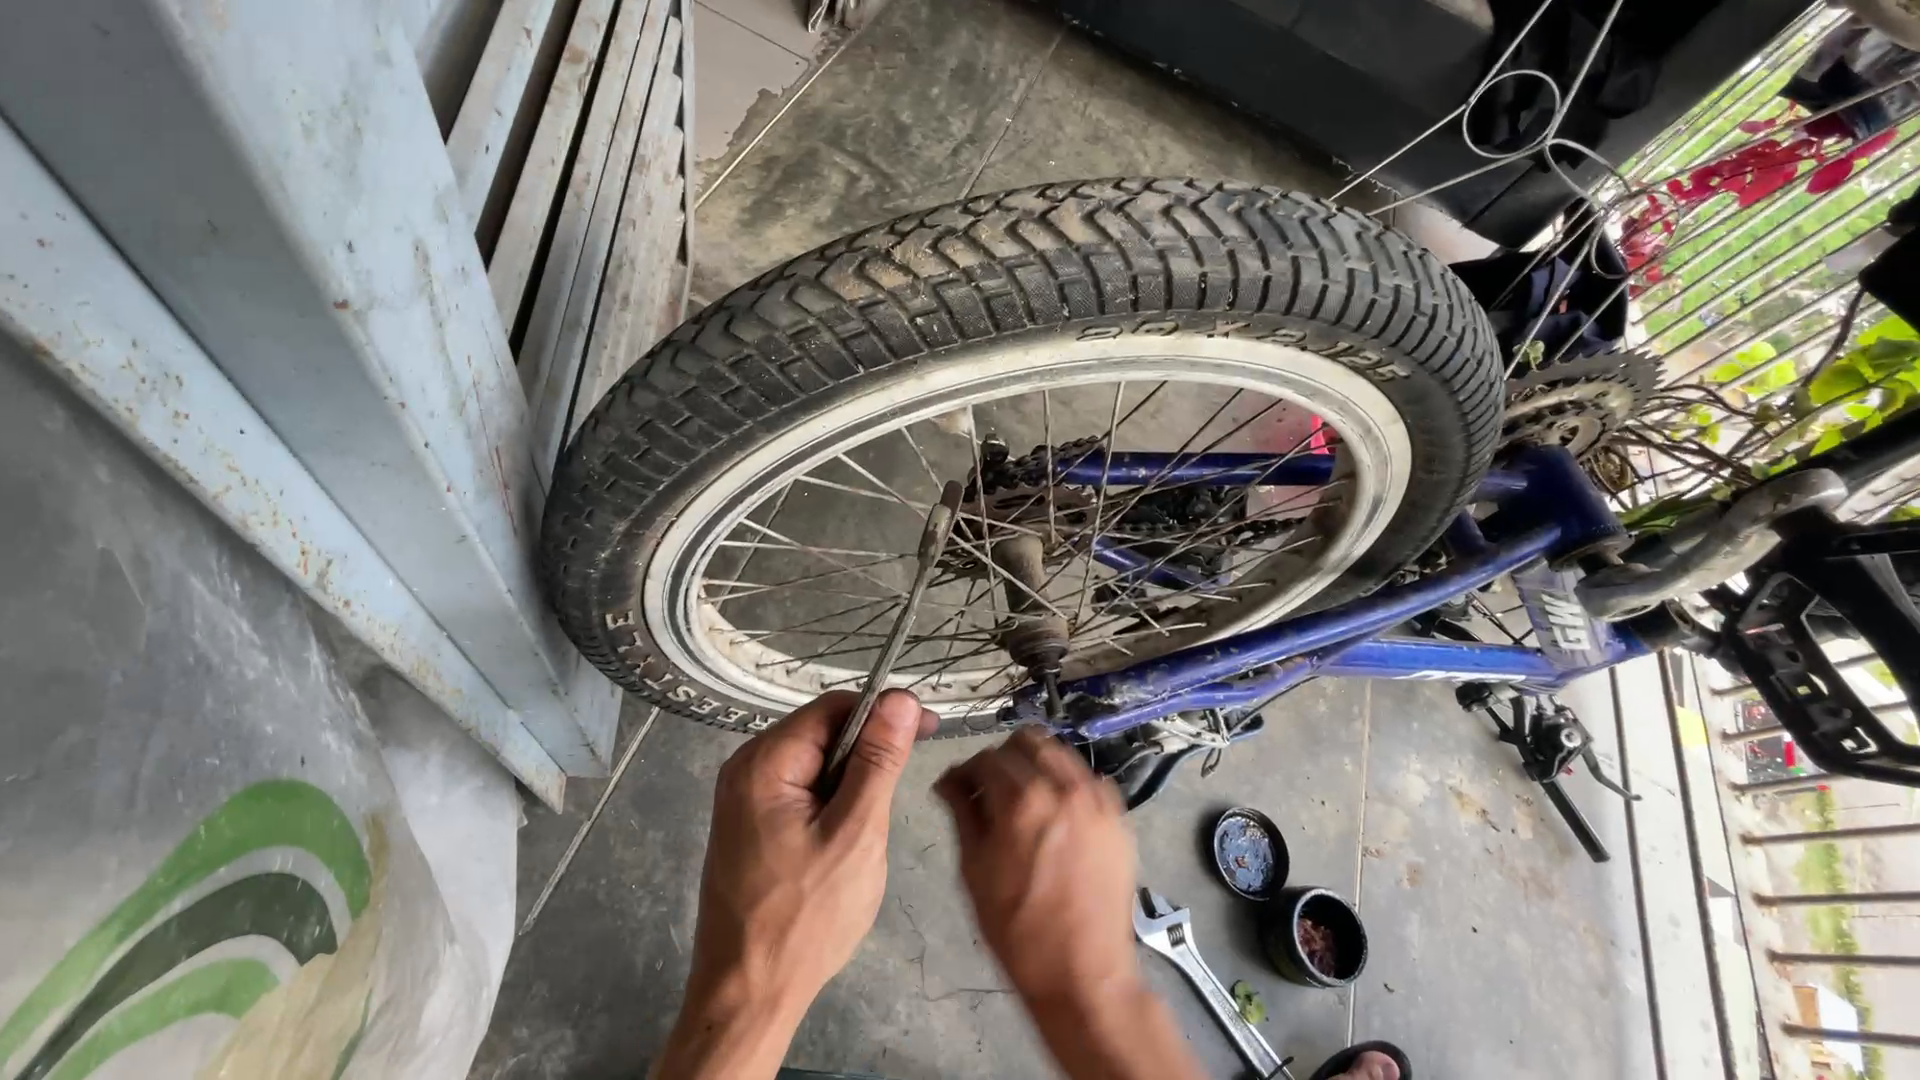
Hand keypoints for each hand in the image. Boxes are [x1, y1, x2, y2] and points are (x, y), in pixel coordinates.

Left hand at [652, 689, 935, 1079]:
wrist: (748, 995)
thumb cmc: (806, 917)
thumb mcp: (855, 833)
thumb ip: (879, 761)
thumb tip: (901, 698)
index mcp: (764, 762)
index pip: (834, 707)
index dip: (884, 712)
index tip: (928, 730)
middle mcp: (746, 769)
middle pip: (822, 732)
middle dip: (868, 751)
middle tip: (900, 791)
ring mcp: (744, 799)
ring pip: (816, 764)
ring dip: (852, 781)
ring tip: (871, 826)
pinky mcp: (750, 825)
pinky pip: (801, 792)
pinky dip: (832, 803)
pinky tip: (846, 838)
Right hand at [934, 730, 1203, 1079]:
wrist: (1083, 972)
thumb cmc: (1019, 930)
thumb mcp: (975, 872)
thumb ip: (963, 814)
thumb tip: (949, 782)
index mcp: (1021, 801)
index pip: (985, 758)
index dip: (965, 771)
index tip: (958, 788)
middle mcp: (1063, 788)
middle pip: (1025, 741)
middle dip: (1001, 758)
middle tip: (990, 788)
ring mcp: (1097, 799)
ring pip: (1059, 751)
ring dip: (1034, 763)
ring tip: (1023, 795)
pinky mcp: (1118, 815)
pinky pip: (1088, 777)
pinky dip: (1067, 781)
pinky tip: (1056, 810)